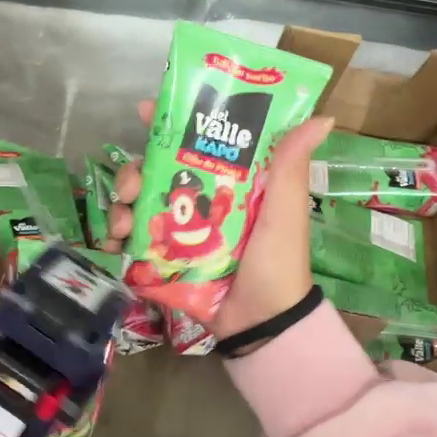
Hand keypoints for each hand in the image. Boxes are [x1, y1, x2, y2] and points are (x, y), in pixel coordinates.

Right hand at [105, 100, 333, 342]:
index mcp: (227, 182)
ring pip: (136, 204)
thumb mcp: (285, 211)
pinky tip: (114, 243)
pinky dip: (115, 238)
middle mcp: (198, 202)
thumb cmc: (277, 261)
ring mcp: (176, 232)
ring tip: (123, 223)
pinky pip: (130, 241)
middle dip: (134, 172)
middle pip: (153, 171)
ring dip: (121, 207)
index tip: (145, 112)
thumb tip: (323, 117)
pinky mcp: (161, 260)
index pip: (193, 142)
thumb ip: (291, 166)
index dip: (168, 124)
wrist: (261, 323)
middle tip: (131, 186)